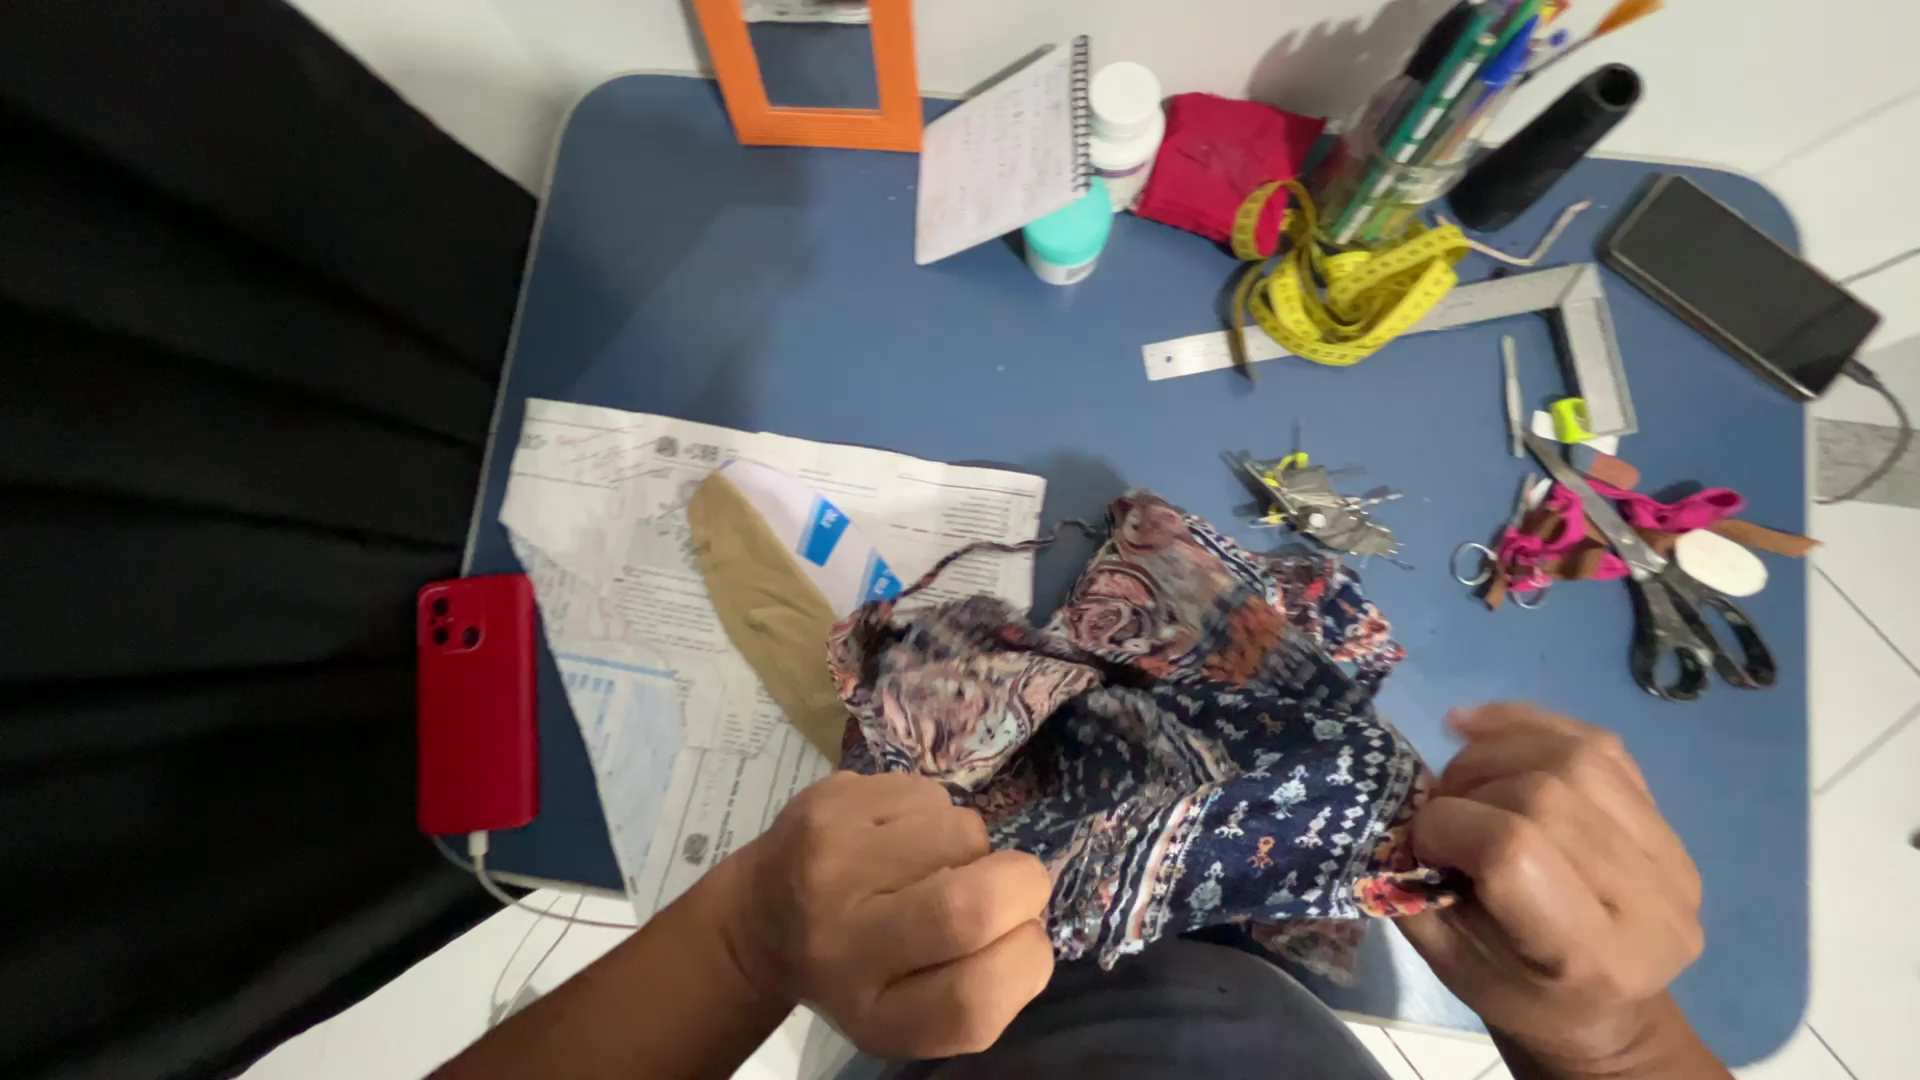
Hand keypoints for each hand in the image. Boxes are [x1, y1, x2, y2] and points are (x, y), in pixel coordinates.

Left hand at [713, 772, 1054, 1058]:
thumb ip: (976, 986)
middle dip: (1021, 884)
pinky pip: (929, 791)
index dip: (1025, 962)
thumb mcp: (907, 1011)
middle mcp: (842, 939)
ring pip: (961, 830)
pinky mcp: (828, 799)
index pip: (972, 1001)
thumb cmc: (852, 970)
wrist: (757, 917)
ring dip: (972, 845)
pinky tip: (900, 833)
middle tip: (1013, 882)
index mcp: (870, 1011)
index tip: (1024, 939)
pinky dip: (936, 812)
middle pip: (969, 907)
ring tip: (933, 861)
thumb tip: (1031, 920)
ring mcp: (831, 858)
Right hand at [1398, 704, 1705, 1072]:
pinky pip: (1593, 742)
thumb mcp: (1445, 952)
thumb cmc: (1513, 986)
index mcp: (1593, 953)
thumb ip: (1410, 883)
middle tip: (1441, 811)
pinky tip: (1478, 732)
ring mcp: (1669, 854)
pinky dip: (1522, 724)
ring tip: (1464, 782)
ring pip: (1570, 756)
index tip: (1422, 846)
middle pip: (1543, 793)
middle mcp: (1651, 900)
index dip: (1445, 827)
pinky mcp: (1664, 819)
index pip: (1513, 849)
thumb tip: (1386, 815)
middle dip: (1465, 786)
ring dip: (1491, 754)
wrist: (1602, 1005)